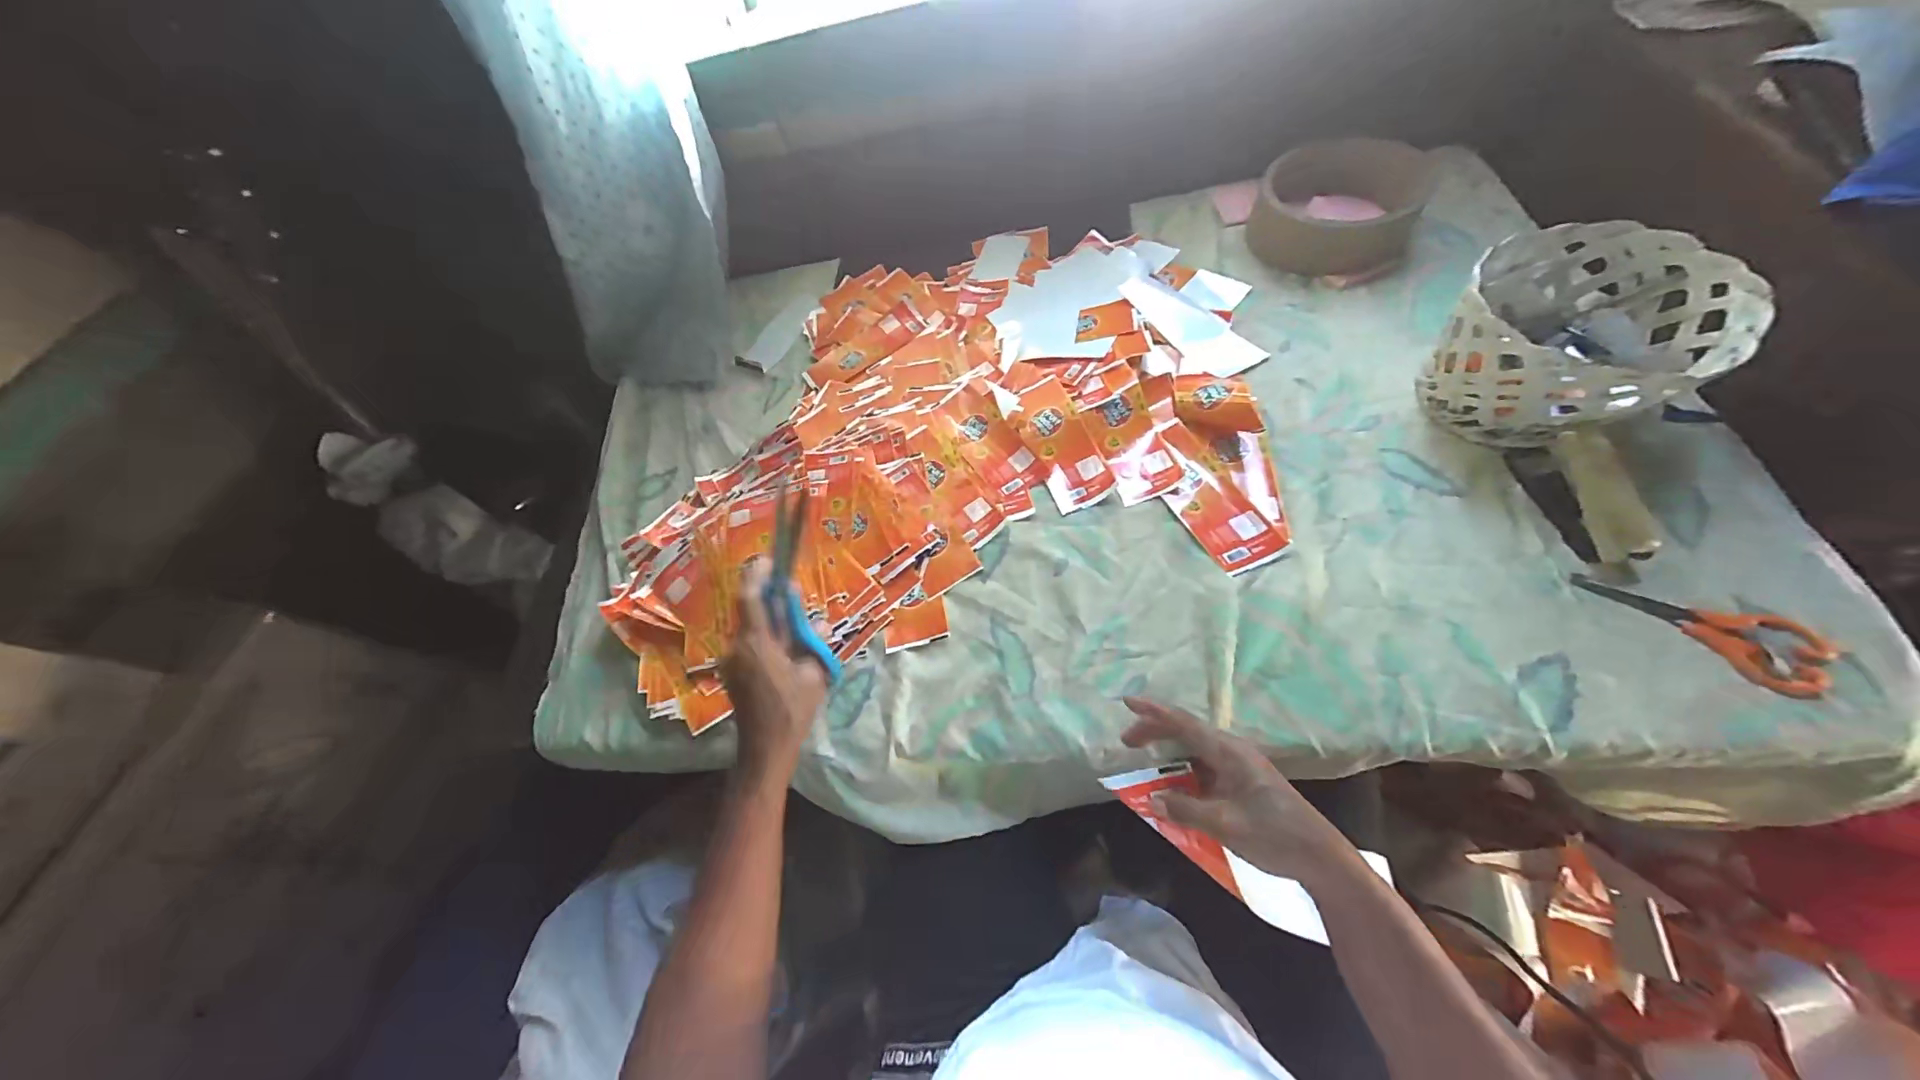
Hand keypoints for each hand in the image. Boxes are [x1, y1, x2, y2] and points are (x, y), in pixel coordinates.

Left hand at [720, 562, 829, 782]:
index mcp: (756, 643)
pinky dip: (768, 639)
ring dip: (771, 622)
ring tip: (796, 628)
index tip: (768, 560)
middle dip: (771, 601)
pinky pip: (751, 645)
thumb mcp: (813, 673)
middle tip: (792, 596)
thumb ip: (812, 642)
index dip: (758, 576)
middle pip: (752, 612)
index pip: (750, 598)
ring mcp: (731, 661)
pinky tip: (787, 649)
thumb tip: (819, 621)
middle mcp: (737, 647)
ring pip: (752, 629)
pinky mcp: (733, 673)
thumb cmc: (793, 710)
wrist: (765, 749)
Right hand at [1121, 696, 1359, 886]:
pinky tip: (1172, 790)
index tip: (1127, 703)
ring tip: (1144, 764)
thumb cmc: (1276, 836)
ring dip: (1168, 755)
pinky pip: (1203, 771)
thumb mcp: (1226, 825)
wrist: (1321, 858)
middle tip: (1127, 742)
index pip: (1184, 724)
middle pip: (1187, 733)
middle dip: (1155, 732)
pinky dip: (1182, 774)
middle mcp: (1232, 754)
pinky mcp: (1241, 785)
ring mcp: (1238, 769)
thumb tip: (1151, 799)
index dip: (1154, 713)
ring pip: (1194, 752)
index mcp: (1230, 753)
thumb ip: (1185, 810)